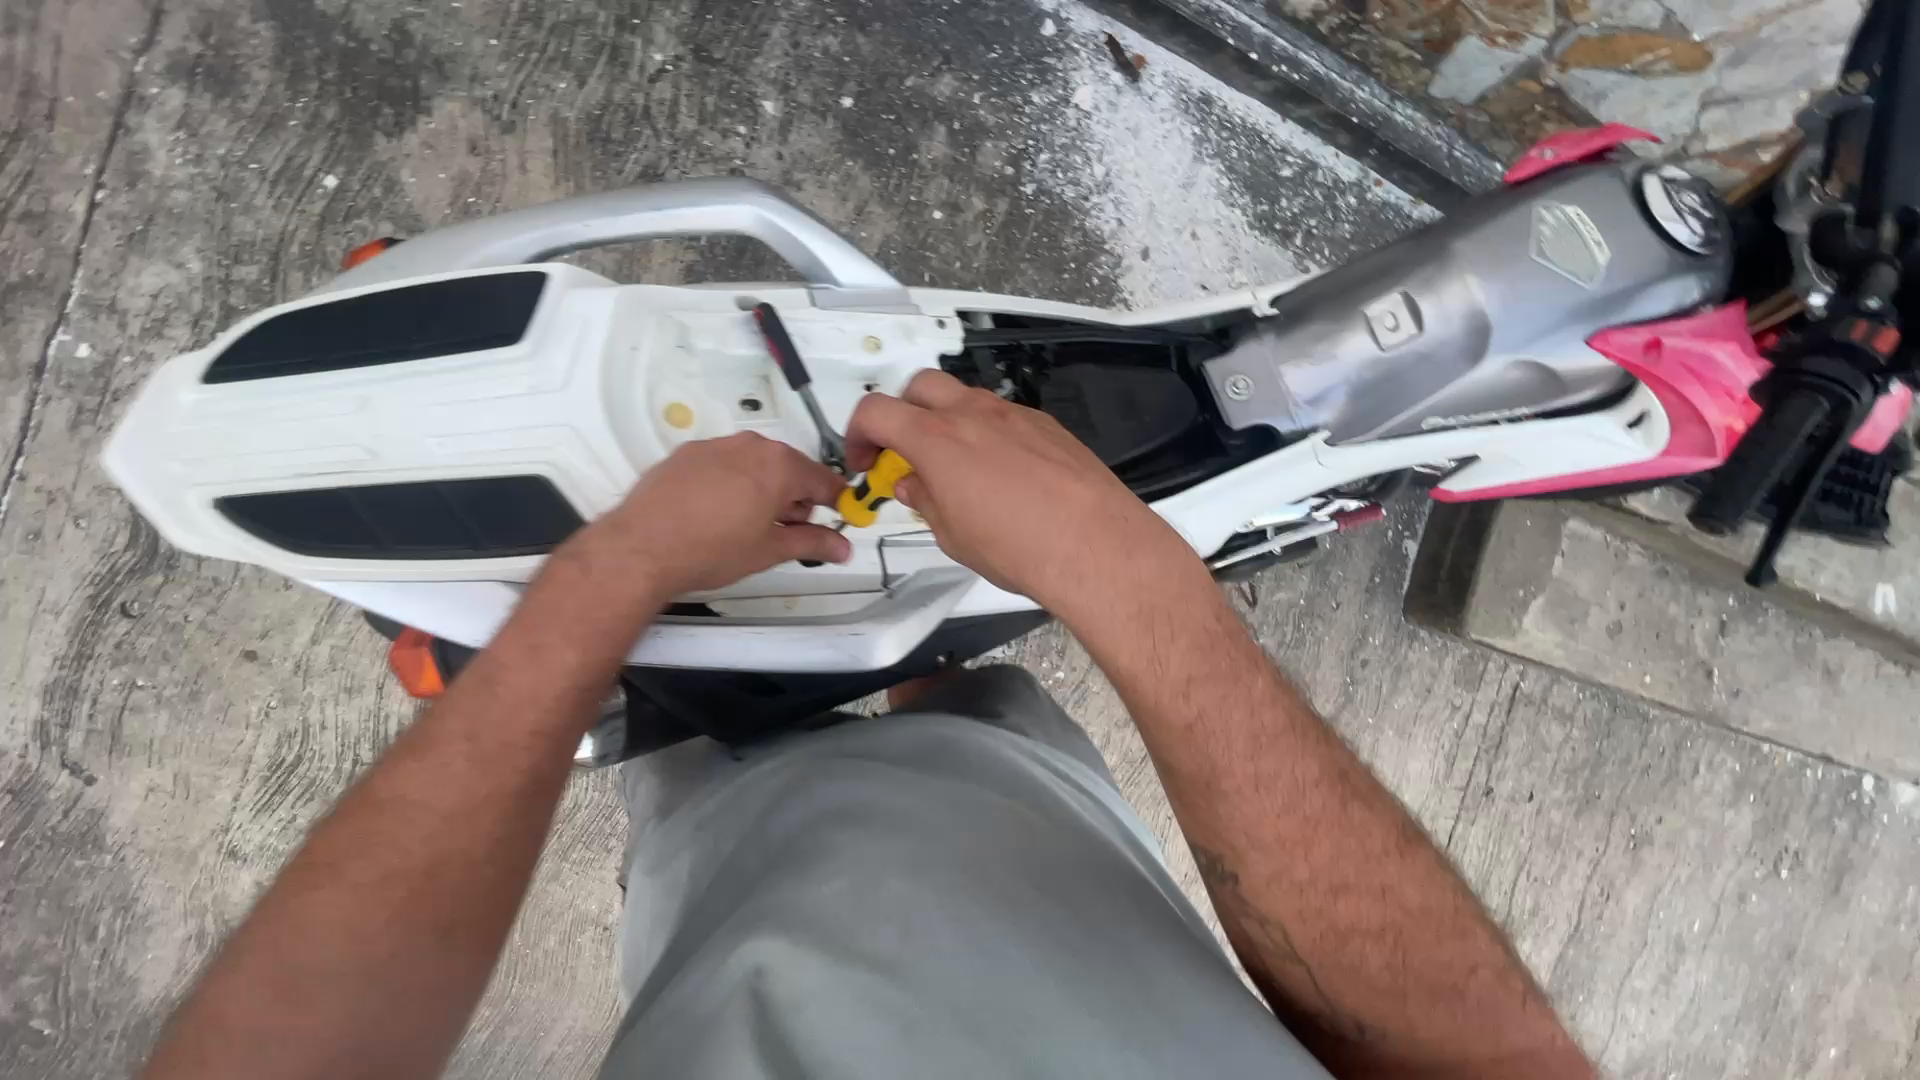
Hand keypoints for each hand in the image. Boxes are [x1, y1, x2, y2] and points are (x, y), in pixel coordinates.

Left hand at [556, 432, 850, 602]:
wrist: (640, 549)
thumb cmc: (713, 550)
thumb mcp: (770, 550)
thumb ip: (813, 543)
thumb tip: (844, 548)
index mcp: (779, 465)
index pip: (824, 480)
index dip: (837, 501)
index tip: (843, 517)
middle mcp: (751, 445)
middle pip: (789, 469)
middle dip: (796, 497)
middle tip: (786, 532)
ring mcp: (715, 446)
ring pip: (755, 464)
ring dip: (764, 489)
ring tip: (748, 525)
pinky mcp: (686, 453)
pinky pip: (724, 464)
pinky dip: (732, 483)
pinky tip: (717, 513)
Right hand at [844, 370, 1200, 615]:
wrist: (1094, 546)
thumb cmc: (1021, 546)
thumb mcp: (952, 535)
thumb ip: (925, 500)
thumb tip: (913, 484)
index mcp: (937, 439)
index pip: (876, 412)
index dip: (858, 434)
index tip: (864, 459)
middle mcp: (974, 414)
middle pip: (920, 387)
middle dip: (903, 413)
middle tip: (904, 453)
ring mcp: (1014, 415)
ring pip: (966, 398)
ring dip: (948, 422)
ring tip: (954, 468)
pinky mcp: (1047, 426)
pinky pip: (1005, 417)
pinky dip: (989, 433)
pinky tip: (1001, 474)